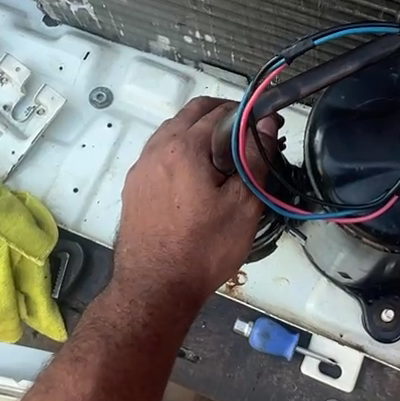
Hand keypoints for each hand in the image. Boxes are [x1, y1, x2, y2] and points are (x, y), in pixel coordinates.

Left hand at [113, 96, 263, 311]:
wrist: (155, 288)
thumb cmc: (203, 248)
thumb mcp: (243, 205)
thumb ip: (255, 158)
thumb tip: (265, 122)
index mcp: (184, 147)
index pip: (220, 112)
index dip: (247, 115)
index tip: (264, 130)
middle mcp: (157, 148)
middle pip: (192, 113)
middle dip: (222, 115)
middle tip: (247, 136)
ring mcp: (141, 167)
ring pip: (173, 130)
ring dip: (199, 131)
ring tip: (224, 156)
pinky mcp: (134, 186)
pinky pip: (160, 152)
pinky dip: (181, 150)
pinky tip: (196, 175)